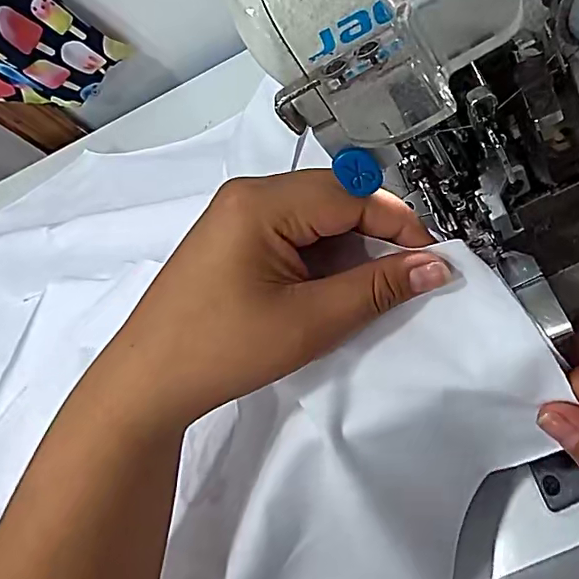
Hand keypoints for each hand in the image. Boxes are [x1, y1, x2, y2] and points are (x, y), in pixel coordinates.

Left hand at [92, 169, 452, 429]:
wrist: (146, 384)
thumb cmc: (218, 350)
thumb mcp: (310, 321)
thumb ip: (377, 288)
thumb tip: (433, 265)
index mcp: (262, 202)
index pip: (352, 194)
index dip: (399, 223)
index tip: (430, 257)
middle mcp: (249, 194)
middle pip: (336, 197)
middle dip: (374, 233)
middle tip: (401, 275)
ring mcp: (238, 213)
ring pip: (318, 213)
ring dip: (348, 246)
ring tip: (359, 290)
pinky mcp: (235, 235)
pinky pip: (294, 228)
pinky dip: (321, 254)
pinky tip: (325, 289)